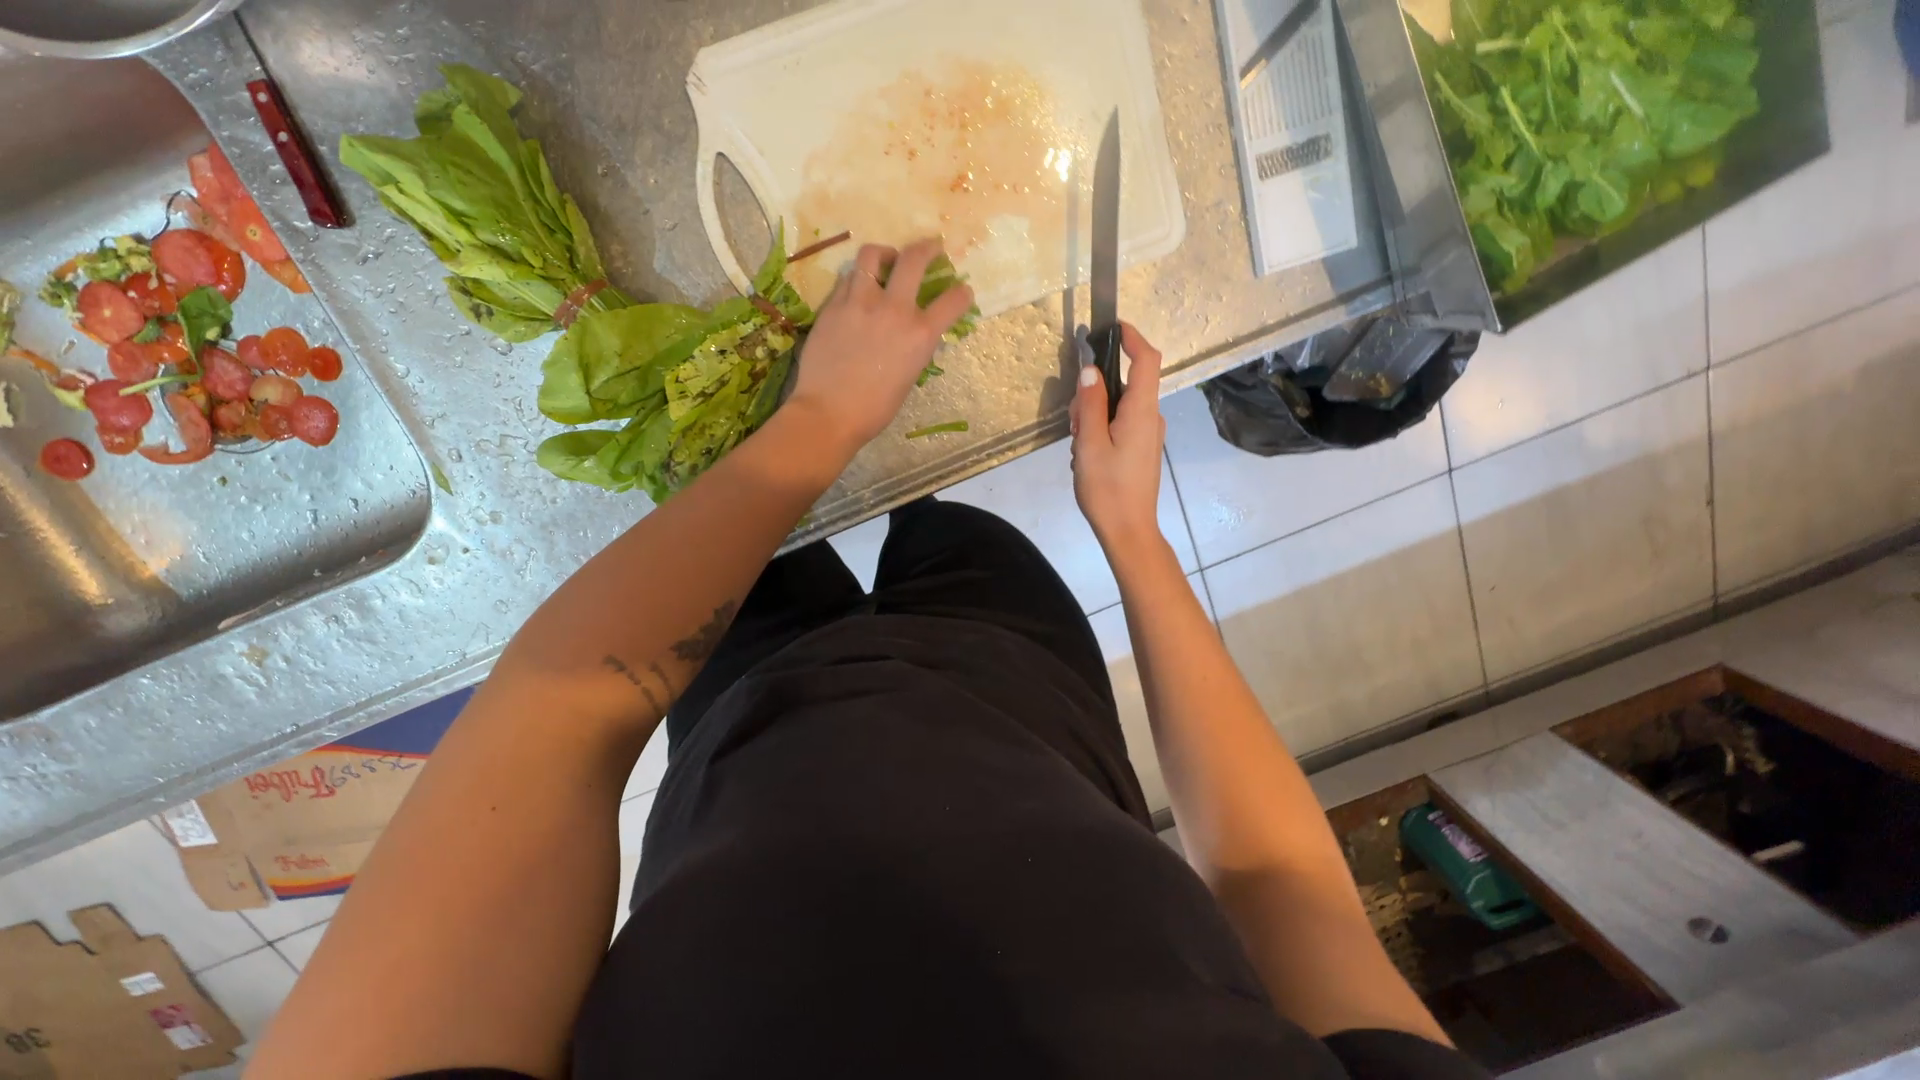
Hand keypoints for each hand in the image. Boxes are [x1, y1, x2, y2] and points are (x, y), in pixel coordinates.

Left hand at [786, 240, 976, 457]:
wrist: (829, 412)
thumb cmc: (875, 408)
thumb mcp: (909, 376)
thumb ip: (915, 346)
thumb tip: (915, 332)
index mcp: (920, 334)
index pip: (953, 300)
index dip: (962, 293)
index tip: (962, 291)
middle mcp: (894, 309)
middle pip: (914, 259)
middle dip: (927, 248)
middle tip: (930, 247)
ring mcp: (860, 302)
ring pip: (873, 255)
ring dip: (885, 254)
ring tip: (885, 261)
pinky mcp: (833, 305)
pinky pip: (848, 278)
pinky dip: (858, 278)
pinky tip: (857, 289)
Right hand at [1071, 322, 1167, 561]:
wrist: (1128, 531)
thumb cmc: (1108, 489)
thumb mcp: (1089, 444)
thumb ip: (1090, 404)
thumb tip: (1090, 371)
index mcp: (1142, 411)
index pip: (1146, 359)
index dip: (1132, 337)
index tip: (1111, 327)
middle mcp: (1151, 417)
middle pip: (1126, 383)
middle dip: (1096, 390)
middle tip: (1074, 420)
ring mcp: (1148, 433)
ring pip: (1120, 405)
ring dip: (1094, 414)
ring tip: (1078, 445)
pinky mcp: (1142, 448)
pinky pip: (1120, 423)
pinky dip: (1100, 428)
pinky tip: (1086, 455)